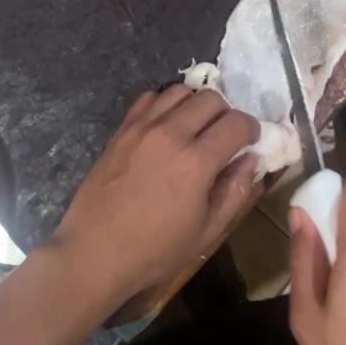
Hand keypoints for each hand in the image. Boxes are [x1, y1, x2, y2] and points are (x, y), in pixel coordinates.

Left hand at [48, 85, 260, 306]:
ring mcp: (142, 128)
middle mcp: (170, 134)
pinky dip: (165, 105)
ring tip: (194, 128)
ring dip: (196, 105)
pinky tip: (166, 127)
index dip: (251, 129)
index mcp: (195, 163)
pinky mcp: (122, 130)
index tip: (249, 141)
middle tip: (223, 136)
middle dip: (226, 113)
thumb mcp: (206, 233)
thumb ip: (235, 192)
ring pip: (181, 91)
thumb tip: (251, 160)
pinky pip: (150, 98)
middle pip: (211, 98)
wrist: (94, 254)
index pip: (237, 123)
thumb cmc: (154, 251)